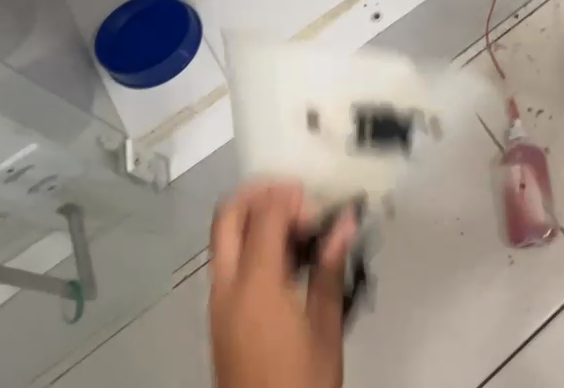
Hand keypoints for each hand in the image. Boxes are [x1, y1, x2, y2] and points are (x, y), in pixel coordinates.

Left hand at [209, 181, 358, 387]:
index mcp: (255, 286)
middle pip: (229, 215)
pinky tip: (291, 259)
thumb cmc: (303, 383)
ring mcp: (218, 302)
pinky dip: (254, 244)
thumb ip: (330, 269)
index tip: (324, 210)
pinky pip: (230, 262)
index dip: (295, 199)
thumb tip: (345, 221)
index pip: (266, 214)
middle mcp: (226, 287)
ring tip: (302, 229)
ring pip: (226, 237)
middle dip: (263, 194)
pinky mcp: (221, 317)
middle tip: (301, 199)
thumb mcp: (326, 327)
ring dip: (258, 218)